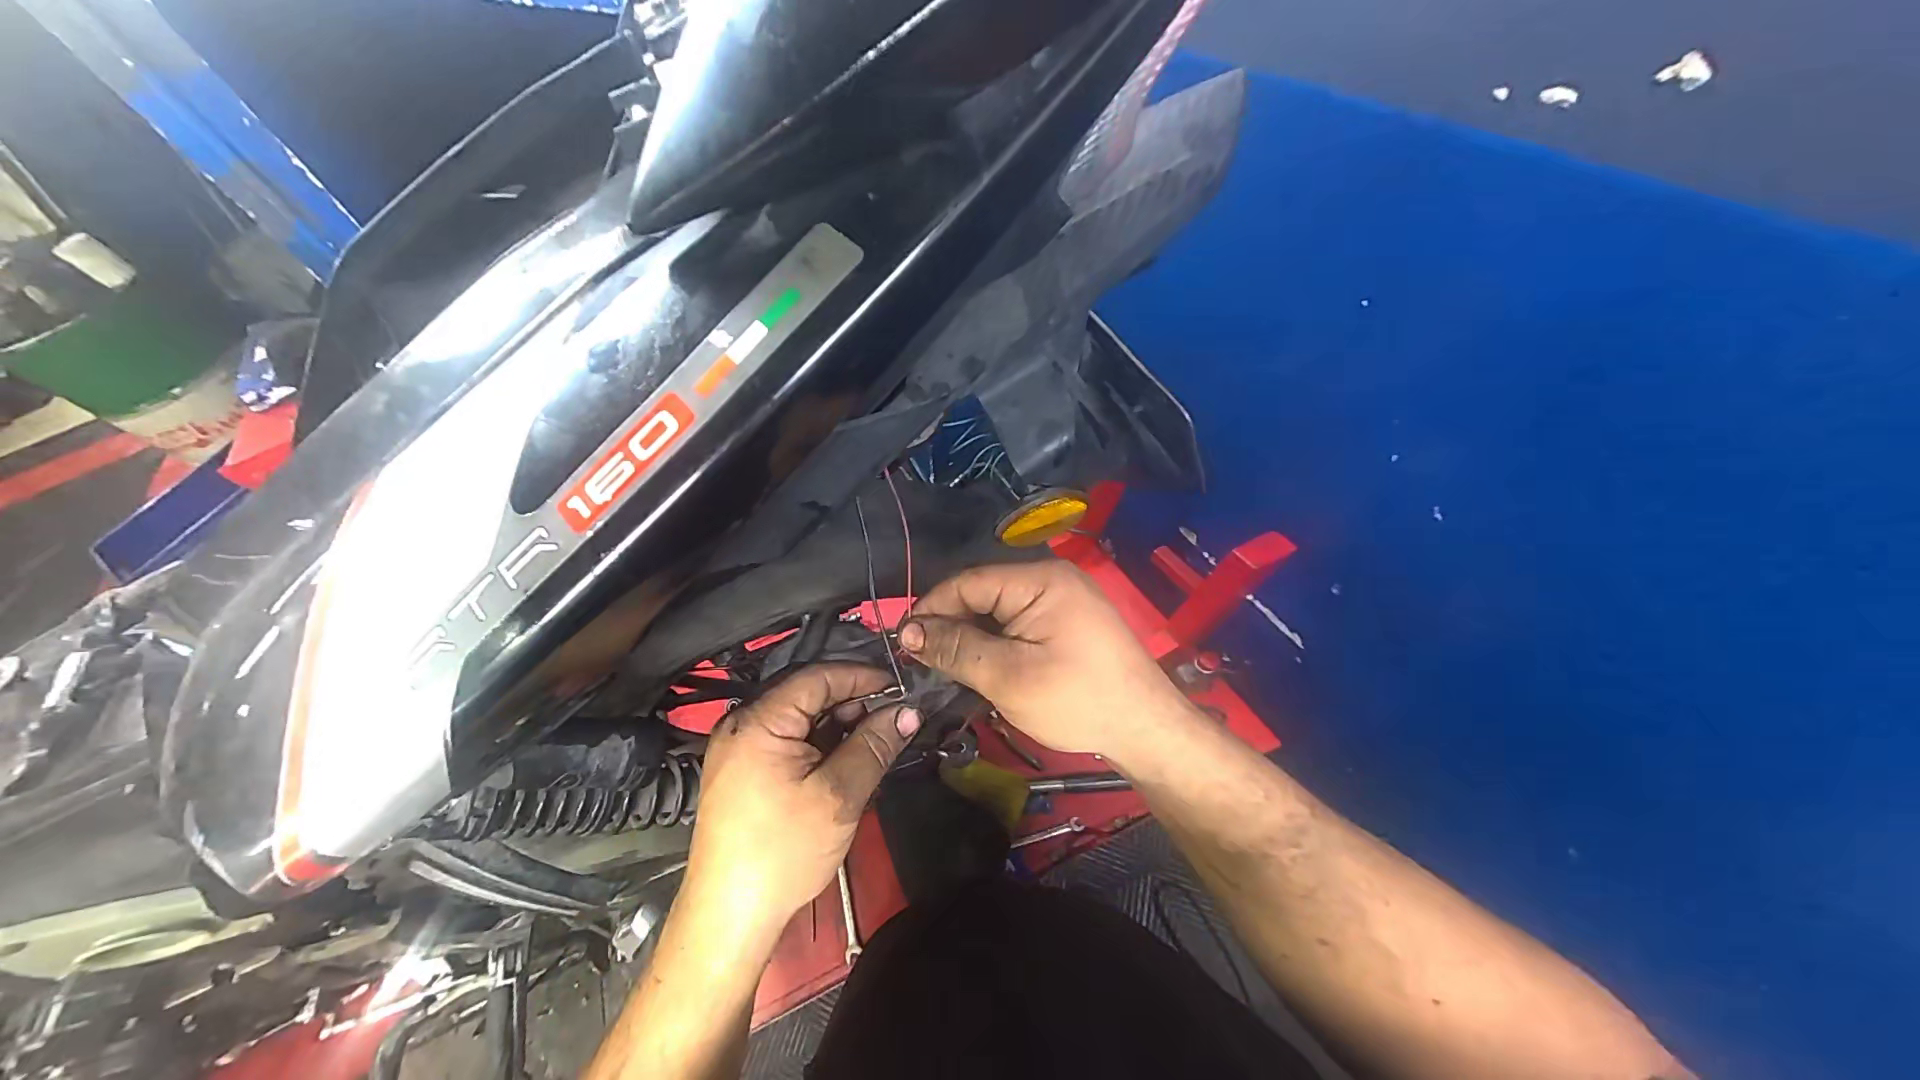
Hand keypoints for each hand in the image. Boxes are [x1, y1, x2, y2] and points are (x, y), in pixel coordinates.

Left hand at [685, 663, 920, 935]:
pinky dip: (821, 745)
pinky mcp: (744, 773)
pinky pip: (788, 742)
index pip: (817, 677)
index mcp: (758, 722)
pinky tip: (847, 760)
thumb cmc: (781, 853)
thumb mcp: (838, 796)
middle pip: (807, 695)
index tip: (900, 687)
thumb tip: (908, 712)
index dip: (862, 677)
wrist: (730, 918)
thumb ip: (874, 746)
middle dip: (854, 702)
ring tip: (875, 741)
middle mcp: (742, 726)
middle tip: (892, 718)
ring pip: (800, 720)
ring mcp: (739, 750)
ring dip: (839, 725)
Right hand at [900, 560, 1196, 768]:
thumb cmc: (1077, 700)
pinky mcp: (1068, 622)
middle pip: (983, 594)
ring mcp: (1063, 600)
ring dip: (972, 637)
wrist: (1146, 729)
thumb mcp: (1008, 676)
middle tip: (922, 661)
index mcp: (1039, 580)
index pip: (968, 582)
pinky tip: (981, 666)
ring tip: (945, 667)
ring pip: (999, 611)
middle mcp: (1051, 579)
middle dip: (950, 625)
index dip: (931, 609)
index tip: (904, 642)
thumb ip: (956, 648)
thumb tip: (909, 631)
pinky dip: (996, 643)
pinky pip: (1019, 622)